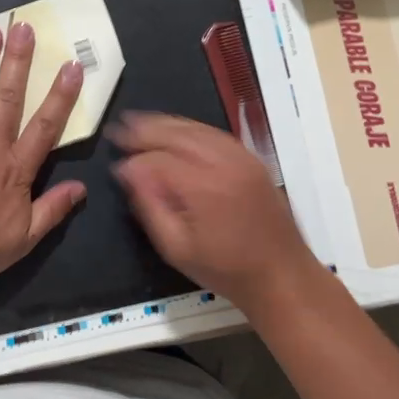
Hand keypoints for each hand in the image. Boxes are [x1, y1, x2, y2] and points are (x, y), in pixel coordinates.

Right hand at [112, 114, 318, 308]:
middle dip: (144, 130)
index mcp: (203, 187)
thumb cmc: (226, 269)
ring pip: (194, 127)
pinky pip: (213, 132)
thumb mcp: (176, 248)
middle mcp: (222, 162)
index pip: (157, 160)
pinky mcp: (250, 157)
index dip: (133, 163)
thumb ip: (149, 207)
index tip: (117, 169)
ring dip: (164, 124)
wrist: (281, 275)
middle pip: (175, 133)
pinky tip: (173, 130)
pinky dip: (188, 127)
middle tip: (118, 129)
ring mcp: (240, 156)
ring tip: (138, 124)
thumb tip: (129, 173)